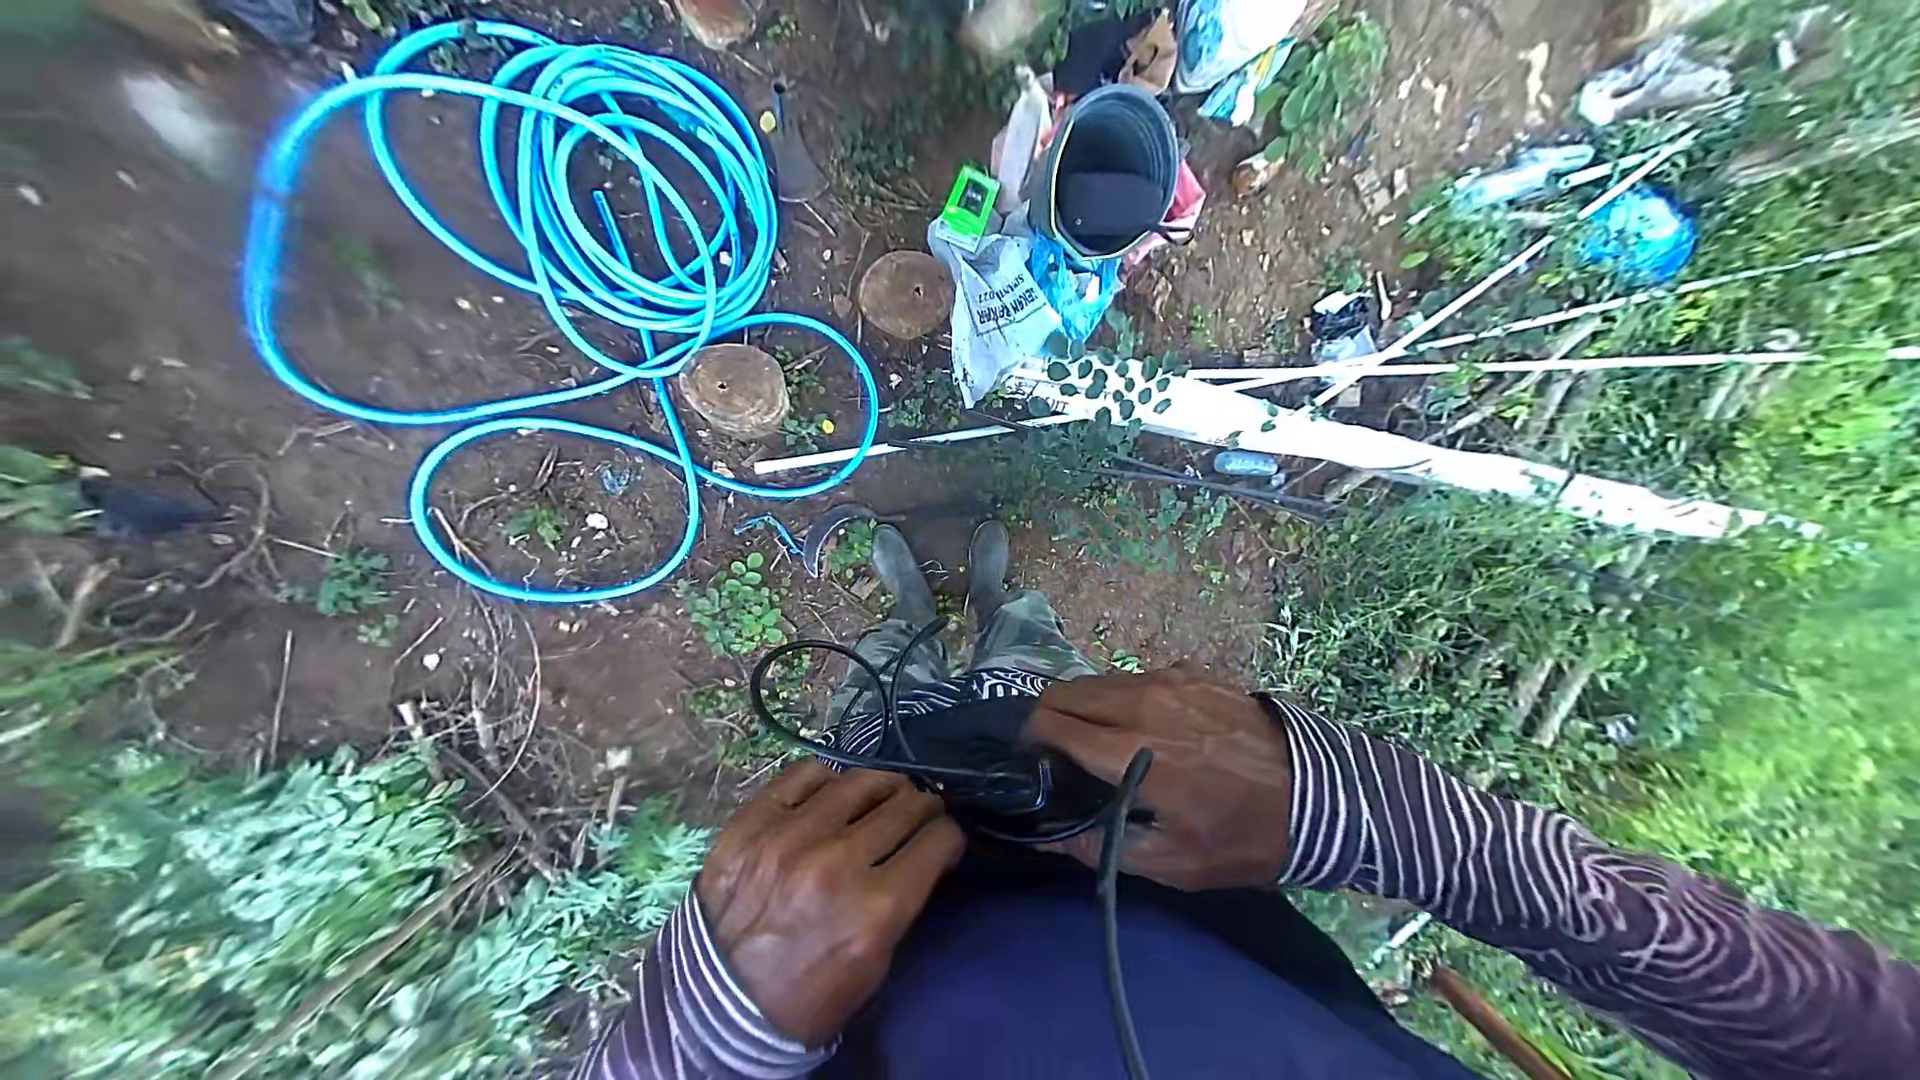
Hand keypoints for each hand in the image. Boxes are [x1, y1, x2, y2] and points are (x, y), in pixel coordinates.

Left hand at [696, 761, 965, 1045]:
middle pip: (905, 805)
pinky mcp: (751, 824)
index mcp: (875, 910)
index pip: (937, 840)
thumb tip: (922, 851)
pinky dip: (829, 778)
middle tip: (921, 811)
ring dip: (885, 785)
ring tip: (886, 792)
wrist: (713, 1010)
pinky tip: (836, 790)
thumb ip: (902, 902)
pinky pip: (804, 775)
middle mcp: (837, 863)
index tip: (944, 839)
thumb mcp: (873, 966)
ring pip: (860, 781)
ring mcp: (789, 837)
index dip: (949, 836)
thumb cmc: (804, 998)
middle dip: (924, 806)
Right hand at [1025, 666, 1293, 890]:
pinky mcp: (1190, 671)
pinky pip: (1135, 676)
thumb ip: (1099, 846)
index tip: (1029, 757)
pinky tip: (1146, 722)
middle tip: (1055, 745)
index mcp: (1128, 750)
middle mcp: (1139, 702)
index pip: (1051, 723)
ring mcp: (1166, 679)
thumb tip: (1046, 836)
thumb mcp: (1172, 864)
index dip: (1030, 738)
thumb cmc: (1243, 836)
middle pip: (1065, 692)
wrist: (1322, 793)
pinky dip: (1123, 696)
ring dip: (1084, 703)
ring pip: (1097, 680)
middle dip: (1048, 715)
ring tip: (1098, 733)